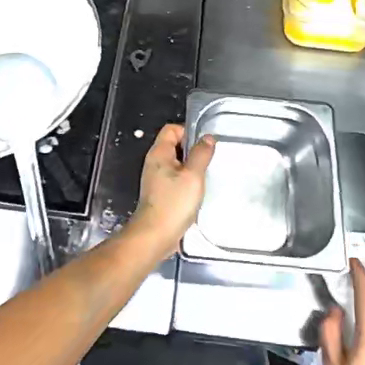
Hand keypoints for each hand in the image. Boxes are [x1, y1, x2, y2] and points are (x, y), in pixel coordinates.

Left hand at [125, 123, 214, 251]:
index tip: (205, 143)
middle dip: (192, 150)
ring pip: (176, 163)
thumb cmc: (174, 202)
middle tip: (210, 160)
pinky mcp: (160, 193)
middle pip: (174, 145)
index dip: (188, 131)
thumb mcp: (193, 175)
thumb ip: (201, 154)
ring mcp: (155, 178)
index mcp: (159, 153)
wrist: (155, 234)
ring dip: (191, 167)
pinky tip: (198, 191)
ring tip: (207, 175)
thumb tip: (207, 138)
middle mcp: (154, 162)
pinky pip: (175, 179)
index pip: (171, 129)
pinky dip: (186, 181)